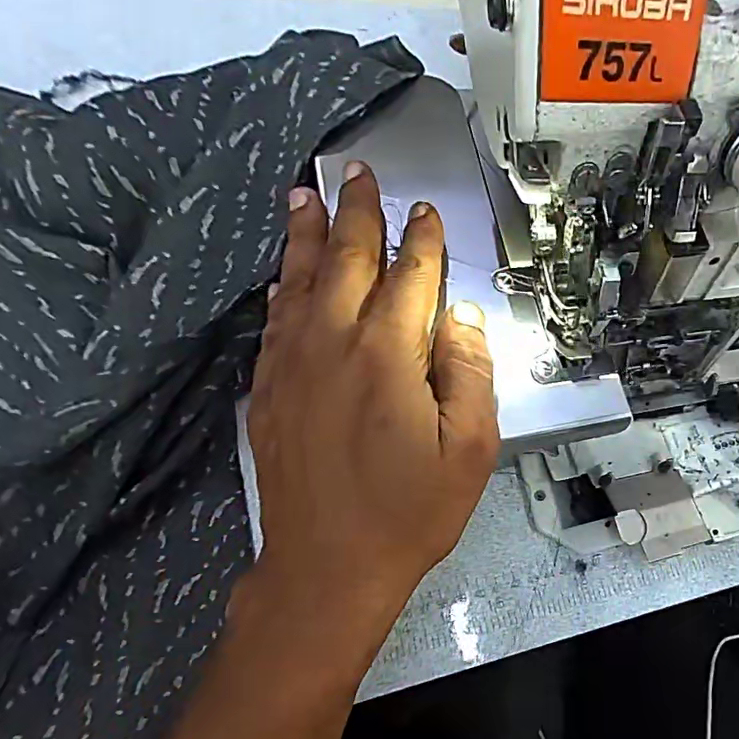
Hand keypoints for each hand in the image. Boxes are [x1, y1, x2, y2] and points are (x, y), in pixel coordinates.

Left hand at [247, 161, 497, 608]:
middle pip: (346, 263)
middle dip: (359, 215)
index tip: (425, 214)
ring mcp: (291, 367)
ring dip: (309, 235)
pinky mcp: (268, 391)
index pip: (409, 281)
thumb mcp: (470, 450)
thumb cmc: (413, 512)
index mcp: (388, 359)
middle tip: (360, 174)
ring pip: (300, 281)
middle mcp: (332, 347)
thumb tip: (462, 320)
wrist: (330, 564)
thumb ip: (470, 376)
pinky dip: (284, 285)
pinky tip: (287, 273)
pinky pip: (275, 319)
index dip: (421, 244)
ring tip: (308, 195)